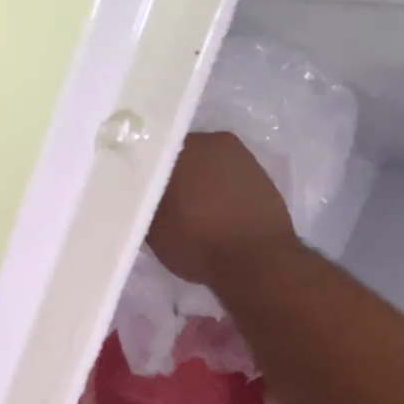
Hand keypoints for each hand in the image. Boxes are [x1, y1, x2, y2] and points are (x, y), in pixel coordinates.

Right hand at [147, 132, 298, 287]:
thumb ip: (143, 204)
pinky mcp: (264, 180)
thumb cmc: (198, 241)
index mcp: (185, 146)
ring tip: (192, 214)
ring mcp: (245, 159)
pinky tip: (218, 218)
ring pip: (211, 168)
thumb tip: (141, 196)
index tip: (140, 193)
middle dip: (174, 176)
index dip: (146, 174)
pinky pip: (232, 182)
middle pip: (185, 156)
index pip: (155, 152)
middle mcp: (216, 142)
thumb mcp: (153, 229)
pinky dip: (222, 195)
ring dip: (200, 185)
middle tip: (164, 204)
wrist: (258, 261)